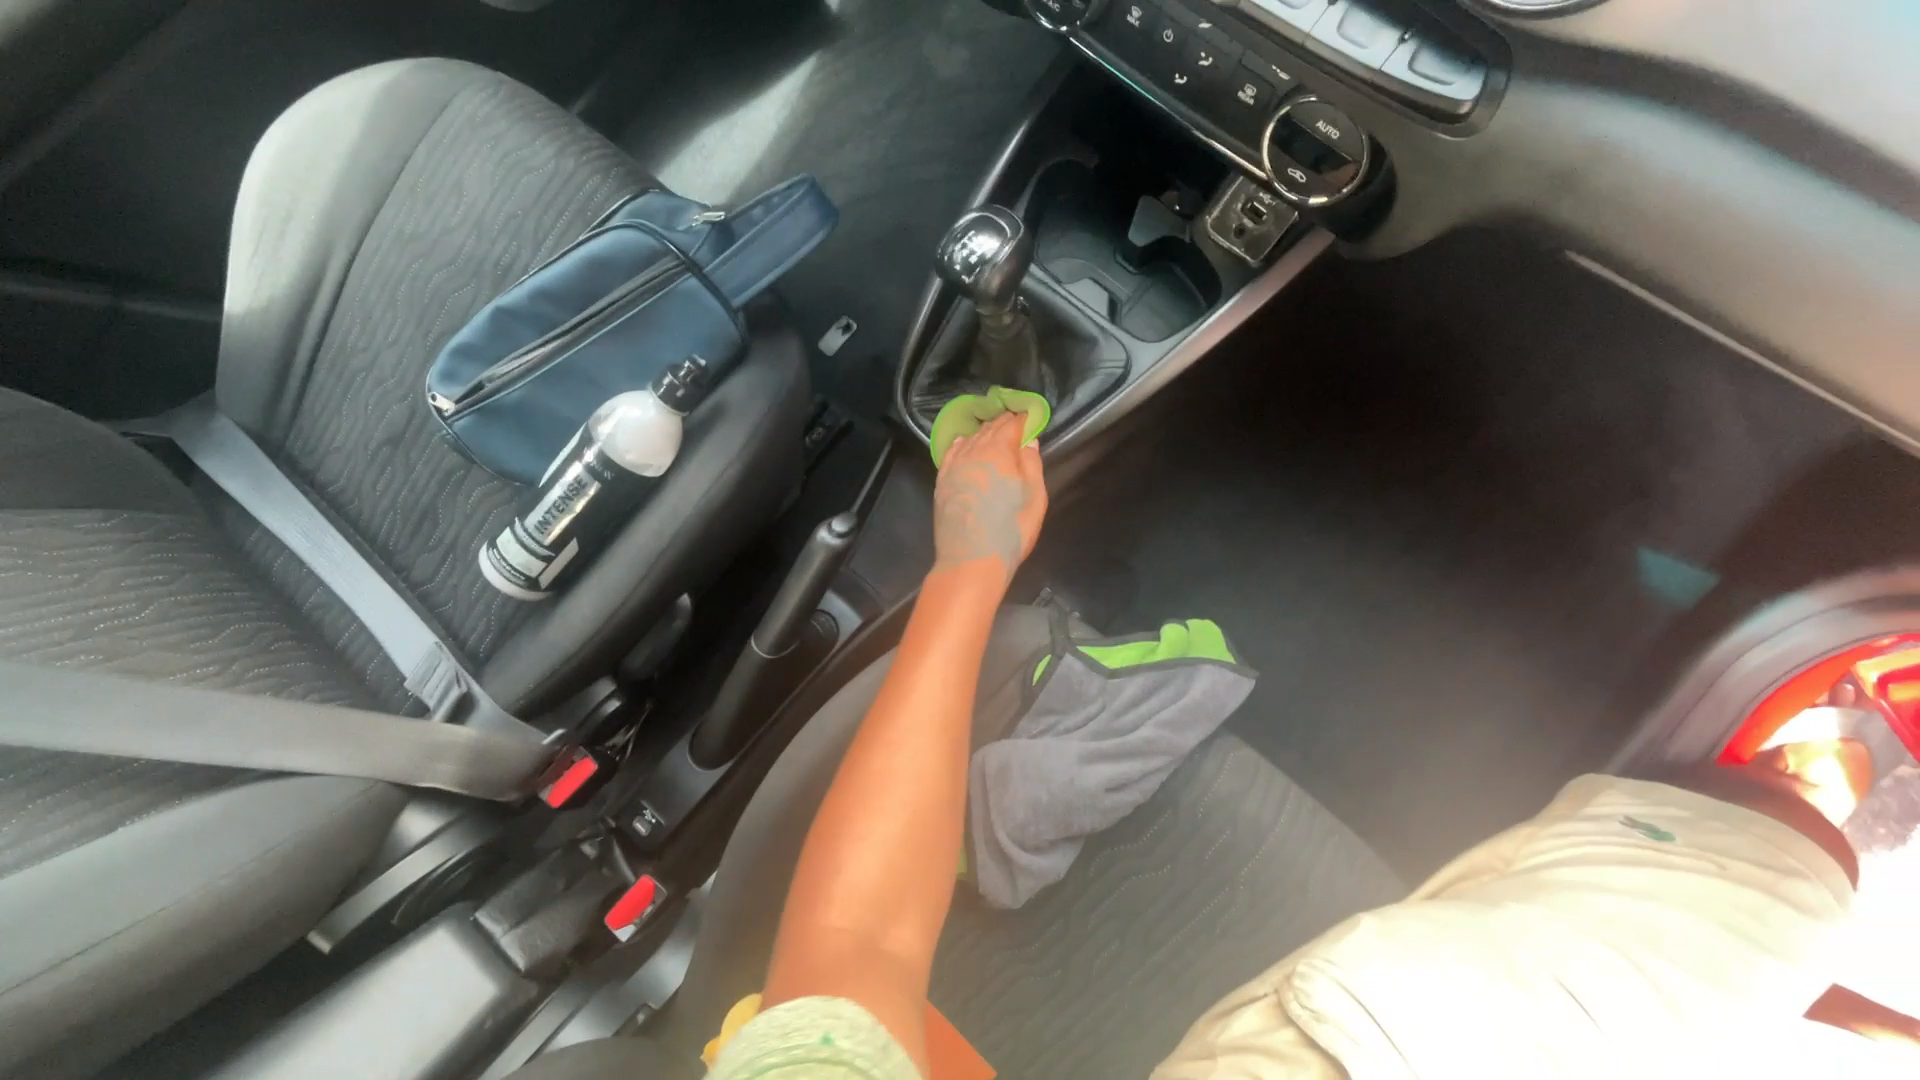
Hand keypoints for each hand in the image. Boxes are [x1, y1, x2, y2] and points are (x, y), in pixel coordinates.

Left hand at [931, 412, 1046, 585]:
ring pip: (969, 440)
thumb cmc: (1011, 529)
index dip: (1022, 418)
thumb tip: (1028, 440)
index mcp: (999, 451)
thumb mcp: (1035, 496)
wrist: (971, 560)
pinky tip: (962, 442)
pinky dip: (960, 444)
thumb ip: (1031, 464)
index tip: (1029, 416)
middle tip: (1013, 421)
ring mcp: (953, 467)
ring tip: (992, 431)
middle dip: (1002, 423)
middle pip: (989, 430)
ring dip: (982, 433)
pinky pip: (950, 454)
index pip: (1011, 425)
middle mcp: (973, 452)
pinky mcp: (942, 483)